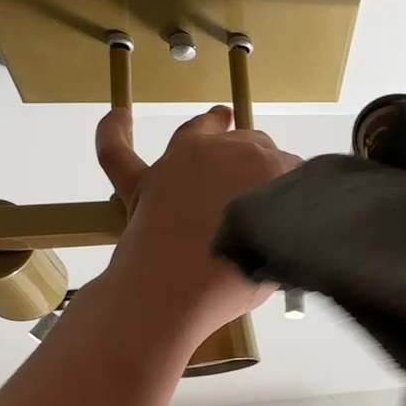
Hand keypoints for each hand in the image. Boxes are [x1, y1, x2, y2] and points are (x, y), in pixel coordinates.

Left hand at [95, 107, 300, 347]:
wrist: (179, 289)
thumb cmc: (235, 278)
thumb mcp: (277, 253)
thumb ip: (276, 227)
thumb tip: (271, 227)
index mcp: (268, 168)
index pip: (290, 167)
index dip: (291, 188)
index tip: (290, 209)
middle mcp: (226, 152)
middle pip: (252, 143)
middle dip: (259, 160)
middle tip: (260, 192)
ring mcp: (180, 162)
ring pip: (200, 131)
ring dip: (213, 125)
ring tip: (219, 120)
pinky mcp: (142, 182)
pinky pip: (119, 150)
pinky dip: (115, 133)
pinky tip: (119, 116)